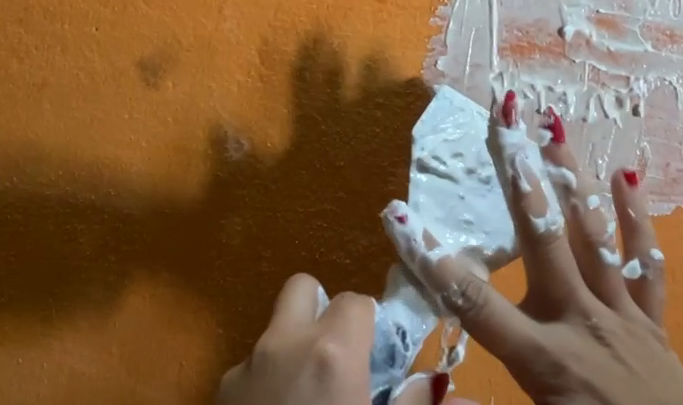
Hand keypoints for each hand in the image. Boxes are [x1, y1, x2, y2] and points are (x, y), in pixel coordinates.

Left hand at [218, 274, 463, 404]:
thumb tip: (461, 394)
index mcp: (331, 350)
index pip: (355, 301)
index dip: (370, 324)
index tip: (378, 357)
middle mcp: (284, 342)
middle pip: (303, 289)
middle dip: (322, 312)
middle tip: (341, 358)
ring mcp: (245, 365)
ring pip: (275, 330)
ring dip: (294, 349)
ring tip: (312, 399)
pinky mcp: (221, 390)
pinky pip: (251, 368)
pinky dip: (268, 382)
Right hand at [381, 93, 682, 404]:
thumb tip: (439, 396)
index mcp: (543, 357)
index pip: (473, 301)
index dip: (431, 259)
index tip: (398, 215)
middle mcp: (579, 320)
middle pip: (541, 237)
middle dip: (518, 176)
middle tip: (504, 124)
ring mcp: (621, 315)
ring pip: (593, 235)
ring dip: (571, 178)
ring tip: (554, 128)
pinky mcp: (653, 322)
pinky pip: (647, 265)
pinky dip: (637, 221)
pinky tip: (628, 179)